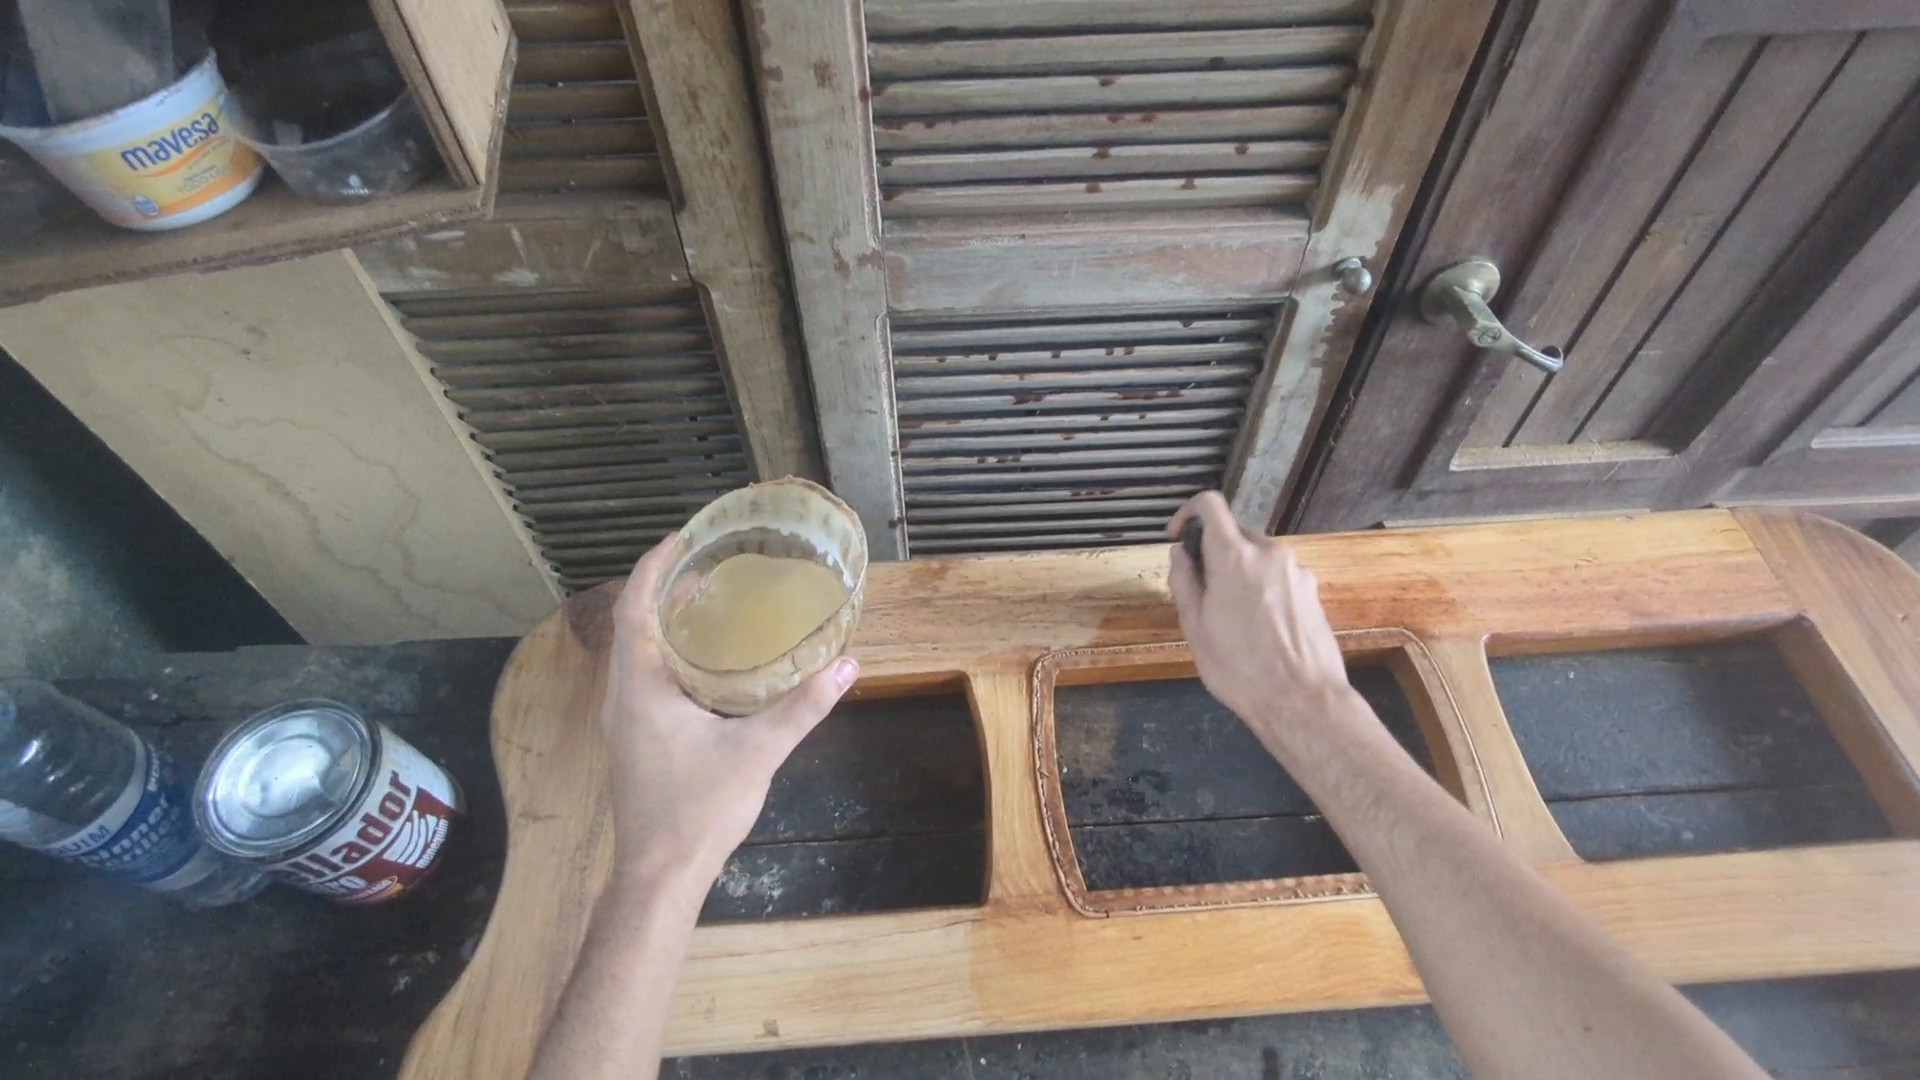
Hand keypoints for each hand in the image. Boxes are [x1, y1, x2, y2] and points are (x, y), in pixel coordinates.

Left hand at [600, 535, 857, 890]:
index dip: (653, 567)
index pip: (634, 609)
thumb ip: (803, 706)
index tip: (681, 538)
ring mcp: (623, 720)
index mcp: (640, 688)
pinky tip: (705, 661)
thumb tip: (849, 665)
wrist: (660, 874)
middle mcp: (622, 696)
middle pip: (632, 624)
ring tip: (709, 601)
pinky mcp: (633, 738)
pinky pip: (644, 675)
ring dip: (664, 620)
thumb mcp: (758, 751)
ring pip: (637, 652)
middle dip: (664, 588)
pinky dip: (667, 651)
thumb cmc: (700, 808)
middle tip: (708, 565)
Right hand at [1167, 492, 1352, 755]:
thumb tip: (1181, 553)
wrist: (1302, 701)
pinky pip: (1277, 575)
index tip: (1179, 538)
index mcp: (1234, 557)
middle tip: (1202, 593)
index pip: (1209, 505)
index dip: (1187, 514)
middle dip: (1214, 554)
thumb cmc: (1239, 667)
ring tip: (1231, 616)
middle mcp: (1269, 553)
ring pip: (1256, 556)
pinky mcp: (1312, 589)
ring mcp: (1296, 570)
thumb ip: (1184, 580)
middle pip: (1233, 534)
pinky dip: (1261, 587)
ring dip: (1238, 572)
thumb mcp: (1195, 626)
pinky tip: (1258, 626)